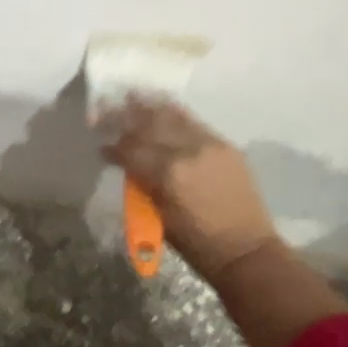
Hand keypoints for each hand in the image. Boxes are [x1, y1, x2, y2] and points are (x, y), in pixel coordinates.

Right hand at [97, 97, 282, 278]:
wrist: (246, 251)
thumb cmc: (197, 244)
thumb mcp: (159, 216)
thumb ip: (142, 183)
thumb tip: (127, 163)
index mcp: (169, 172)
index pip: (132, 149)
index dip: (113, 146)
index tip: (101, 144)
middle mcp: (189, 150)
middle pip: (150, 123)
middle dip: (126, 115)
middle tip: (107, 107)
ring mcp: (211, 144)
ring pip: (174, 116)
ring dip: (151, 106)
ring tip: (133, 95)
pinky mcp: (226, 145)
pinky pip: (195, 123)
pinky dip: (175, 115)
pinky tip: (163, 109)